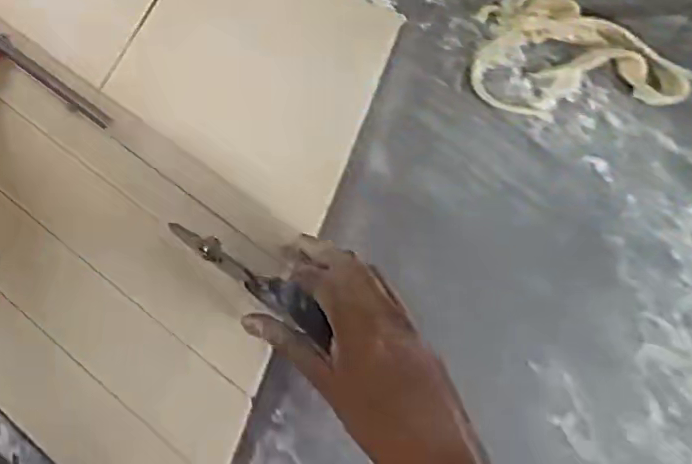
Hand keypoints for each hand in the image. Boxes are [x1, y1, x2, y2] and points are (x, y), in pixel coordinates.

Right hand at [243, 240, 486, 463]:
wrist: (439, 458)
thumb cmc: (376, 423)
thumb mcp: (327, 385)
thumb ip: (291, 345)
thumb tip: (252, 320)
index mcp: (358, 323)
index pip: (320, 280)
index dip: (296, 271)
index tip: (277, 273)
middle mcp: (383, 312)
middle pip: (348, 264)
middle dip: (319, 251)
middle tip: (294, 248)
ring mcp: (405, 319)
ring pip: (370, 272)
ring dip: (342, 261)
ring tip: (318, 264)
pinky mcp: (417, 331)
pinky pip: (386, 289)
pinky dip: (363, 278)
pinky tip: (351, 292)